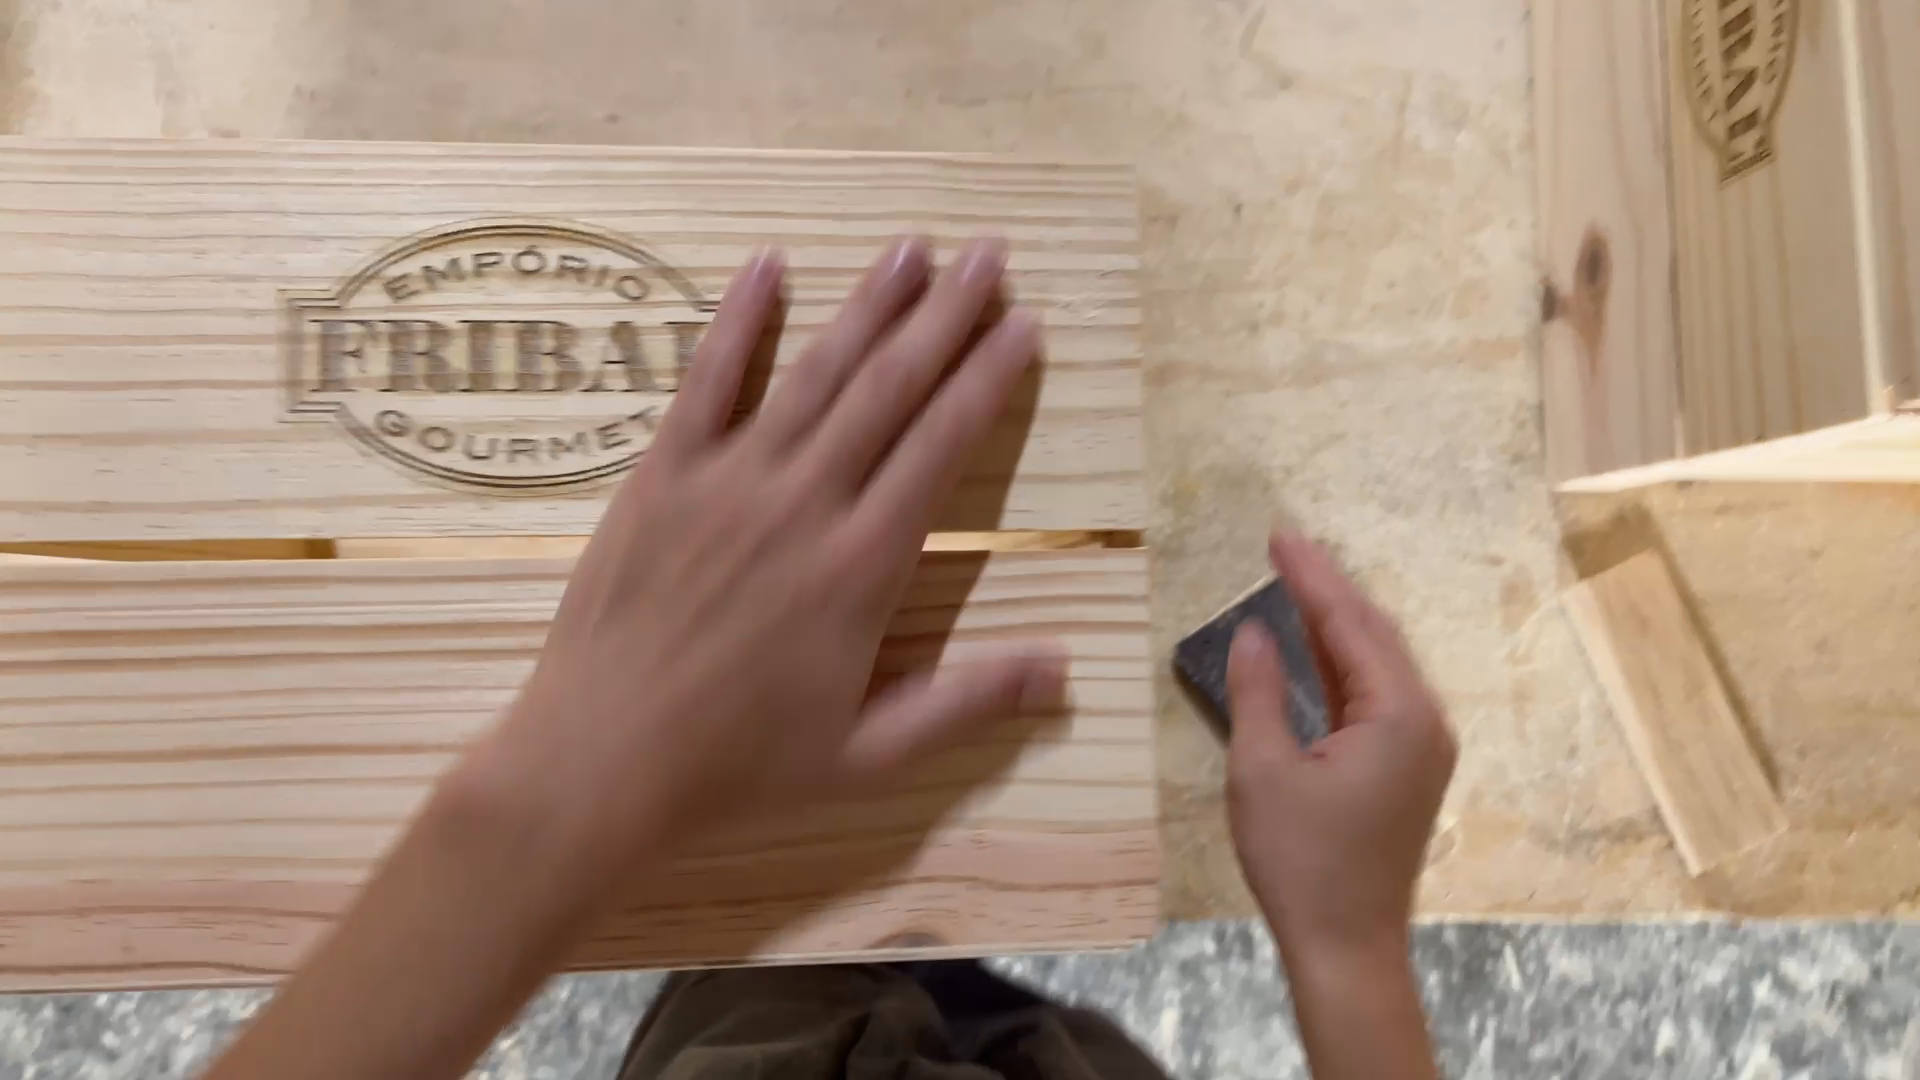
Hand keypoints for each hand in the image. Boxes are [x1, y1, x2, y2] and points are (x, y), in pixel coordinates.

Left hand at [458, 236, 1065, 885]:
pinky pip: (705, 381)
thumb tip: (1064, 670)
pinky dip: (739, 320)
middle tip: (988, 256)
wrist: (599, 766)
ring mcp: (728, 479)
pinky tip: (769, 263)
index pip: (942, 447)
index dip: (988, 381)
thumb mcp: (871, 755)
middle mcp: (804, 501)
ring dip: (870, 305)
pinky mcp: (662, 475)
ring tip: (914, 248)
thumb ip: (968, 702)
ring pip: (815, 372)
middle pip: (890, 389)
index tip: (1023, 327)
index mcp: (862, 565)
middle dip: (946, 317)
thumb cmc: (741, 767)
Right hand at [1225, 530, 1455, 967]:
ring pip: (1375, 660)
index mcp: (1396, 716)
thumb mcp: (1261, 768)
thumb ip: (1258, 690)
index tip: (1279, 535)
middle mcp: (1422, 720)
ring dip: (1332, 618)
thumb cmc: (1298, 857)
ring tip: (1294, 577)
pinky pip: (1371, 690)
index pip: (1349, 625)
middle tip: (1284, 545)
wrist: (1344, 944)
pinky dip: (1338, 657)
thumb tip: (1253, 630)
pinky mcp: (1403, 762)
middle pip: (1372, 633)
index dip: (1311, 576)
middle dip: (1327, 585)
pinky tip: (1312, 640)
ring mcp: (1418, 743)